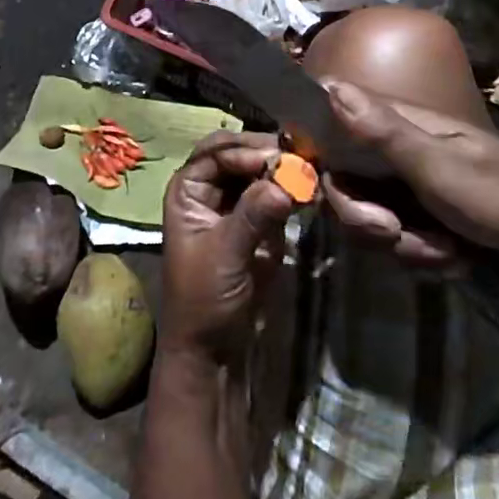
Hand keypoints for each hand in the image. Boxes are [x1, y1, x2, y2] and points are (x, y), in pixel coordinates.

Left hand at [160, 131, 295, 363]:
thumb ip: (253, 215)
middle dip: (266, 153)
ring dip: (280, 169)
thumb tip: (284, 180)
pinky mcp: (255, 226)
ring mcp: (232, 207)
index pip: (215, 153)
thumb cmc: (204, 297)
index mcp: (187, 190)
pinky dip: (289, 191)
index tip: (282, 159)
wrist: (213, 346)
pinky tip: (310, 190)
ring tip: (311, 169)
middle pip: (237, 156)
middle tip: (303, 156)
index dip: (247, 152)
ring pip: (257, 174)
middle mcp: (207, 191)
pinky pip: (272, 197)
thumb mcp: (226, 253)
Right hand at [315, 80, 498, 269]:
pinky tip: (453, 260)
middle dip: (364, 218)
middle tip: (393, 232)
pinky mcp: (427, 217)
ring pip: (369, 217)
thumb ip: (383, 131)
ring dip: (402, 245)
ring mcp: (412, 187)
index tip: (325, 185)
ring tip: (443, 253)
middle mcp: (397, 152)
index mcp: (399, 127)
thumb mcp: (442, 167)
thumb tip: (330, 85)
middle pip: (342, 183)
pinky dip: (421, 256)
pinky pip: (397, 239)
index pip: (329, 124)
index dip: (314, 152)